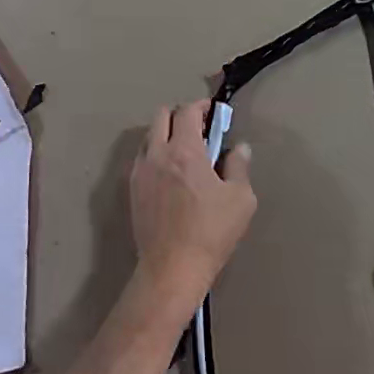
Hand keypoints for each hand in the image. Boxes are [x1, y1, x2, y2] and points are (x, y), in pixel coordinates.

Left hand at [130, 101, 255, 306]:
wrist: (172, 267)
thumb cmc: (211, 232)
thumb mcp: (240, 198)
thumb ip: (239, 166)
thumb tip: (239, 148)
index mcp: (184, 151)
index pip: (186, 112)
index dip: (200, 106)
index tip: (212, 112)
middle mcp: (156, 154)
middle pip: (161, 116)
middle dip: (180, 115)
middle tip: (199, 130)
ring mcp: (140, 172)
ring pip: (148, 137)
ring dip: (165, 134)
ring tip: (184, 153)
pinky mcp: (132, 190)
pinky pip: (142, 159)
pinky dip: (155, 154)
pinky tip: (169, 174)